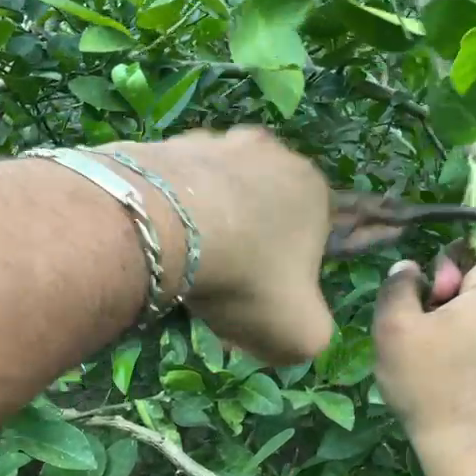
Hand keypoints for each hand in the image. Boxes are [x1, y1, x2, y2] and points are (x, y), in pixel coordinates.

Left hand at [108, 128, 333, 363]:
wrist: (163, 229)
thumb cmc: (246, 278)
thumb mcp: (300, 333)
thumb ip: (315, 333)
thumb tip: (299, 327)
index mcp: (315, 190)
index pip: (316, 233)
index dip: (292, 272)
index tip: (265, 297)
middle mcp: (272, 152)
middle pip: (267, 209)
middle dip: (251, 244)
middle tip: (224, 286)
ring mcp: (218, 142)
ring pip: (221, 192)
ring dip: (211, 224)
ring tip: (186, 267)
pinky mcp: (169, 144)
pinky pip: (178, 185)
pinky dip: (172, 209)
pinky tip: (160, 242)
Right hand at [374, 233, 475, 475]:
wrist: (462, 444)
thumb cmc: (429, 382)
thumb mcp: (395, 327)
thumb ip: (398, 284)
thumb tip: (408, 268)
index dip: (448, 254)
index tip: (431, 289)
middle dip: (451, 284)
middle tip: (428, 319)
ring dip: (457, 307)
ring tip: (435, 340)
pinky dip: (470, 326)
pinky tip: (449, 354)